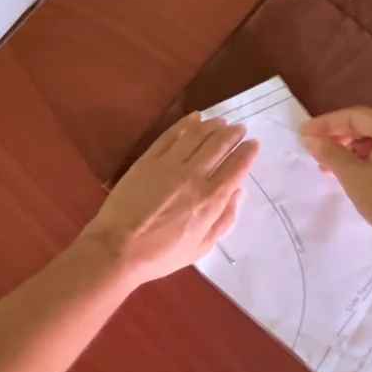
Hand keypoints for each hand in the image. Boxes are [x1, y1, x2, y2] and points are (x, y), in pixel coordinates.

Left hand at [79, 115, 259, 285]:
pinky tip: (194, 117)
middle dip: (233, 133)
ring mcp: (169, 164)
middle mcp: (193, 176)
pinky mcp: (148, 159)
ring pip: (196, 134)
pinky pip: (170, 135)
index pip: (237, 167)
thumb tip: (238, 192)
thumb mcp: (202, 247)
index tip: (253, 144)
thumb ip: (224, 218)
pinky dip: (185, 123)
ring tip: (221, 120)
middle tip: (239, 128)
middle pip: (218, 144)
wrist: (118, 247)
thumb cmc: (162, 254)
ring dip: (212, 125)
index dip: (248, 152)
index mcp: (210, 199)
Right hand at [299, 107, 371, 255]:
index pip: (355, 115)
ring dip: (353, 148)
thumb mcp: (353, 175)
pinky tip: (355, 174)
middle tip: (317, 148)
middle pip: (369, 124)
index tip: (303, 134)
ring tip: (332, 165)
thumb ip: (330, 152)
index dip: (326, 123)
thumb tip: (310, 138)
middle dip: (340, 135)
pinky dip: (369, 159)